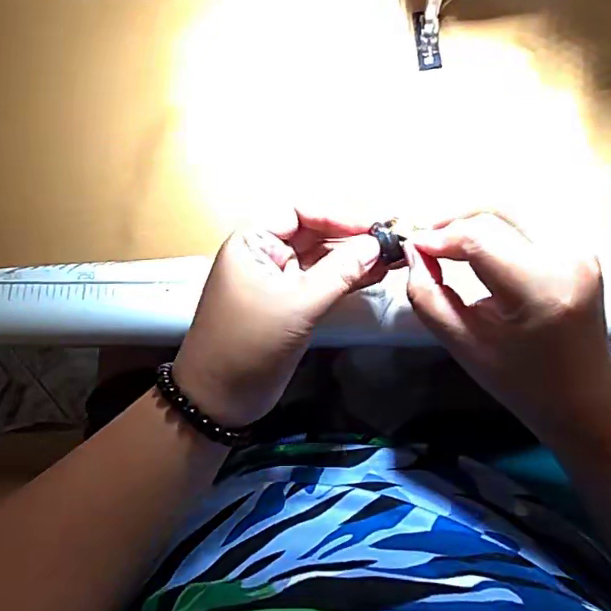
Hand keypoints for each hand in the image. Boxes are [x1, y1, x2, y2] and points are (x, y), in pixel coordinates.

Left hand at [172, 208, 384, 425]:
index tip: (374, 227)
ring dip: (353, 258)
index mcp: (252, 243)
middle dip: (351, 237)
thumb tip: (376, 245)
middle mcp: (264, 255)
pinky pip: (321, 282)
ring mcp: (277, 281)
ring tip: (391, 259)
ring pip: (320, 258)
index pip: (299, 211)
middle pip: (313, 232)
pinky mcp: (289, 305)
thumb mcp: (298, 305)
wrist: (219, 399)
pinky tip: (374, 276)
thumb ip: (340, 272)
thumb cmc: (249, 345)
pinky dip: (346, 279)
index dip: (337, 215)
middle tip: (391, 243)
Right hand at [405, 212, 610, 444]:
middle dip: (453, 223)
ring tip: (446, 242)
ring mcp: (580, 249)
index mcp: (541, 290)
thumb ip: (428, 297)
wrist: (582, 391)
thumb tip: (414, 253)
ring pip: (513, 209)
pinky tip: (477, 244)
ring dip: (474, 221)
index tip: (413, 246)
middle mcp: (568, 259)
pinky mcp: (580, 246)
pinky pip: (529, 220)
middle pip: (496, 215)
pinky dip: (497, 226)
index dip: (438, 237)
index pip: (479, 238)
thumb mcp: (464, 346)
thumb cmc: (524, 379)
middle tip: (425, 243)